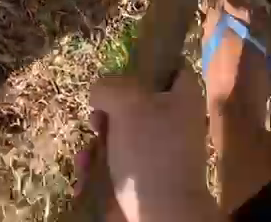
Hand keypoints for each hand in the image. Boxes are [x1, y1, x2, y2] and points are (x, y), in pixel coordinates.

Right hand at [87, 73, 221, 221]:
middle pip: (137, 100)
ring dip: (98, 142)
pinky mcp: (146, 178)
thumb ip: (110, 86)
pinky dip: (99, 165)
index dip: (144, 64)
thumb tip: (100, 93)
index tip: (119, 72)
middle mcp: (176, 119)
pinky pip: (118, 162)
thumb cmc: (151, 150)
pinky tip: (86, 170)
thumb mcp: (127, 103)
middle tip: (97, 120)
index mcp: (184, 94)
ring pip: (122, 133)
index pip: (169, 65)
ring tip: (87, 154)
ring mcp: (162, 151)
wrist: (163, 215)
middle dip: (108, 110)